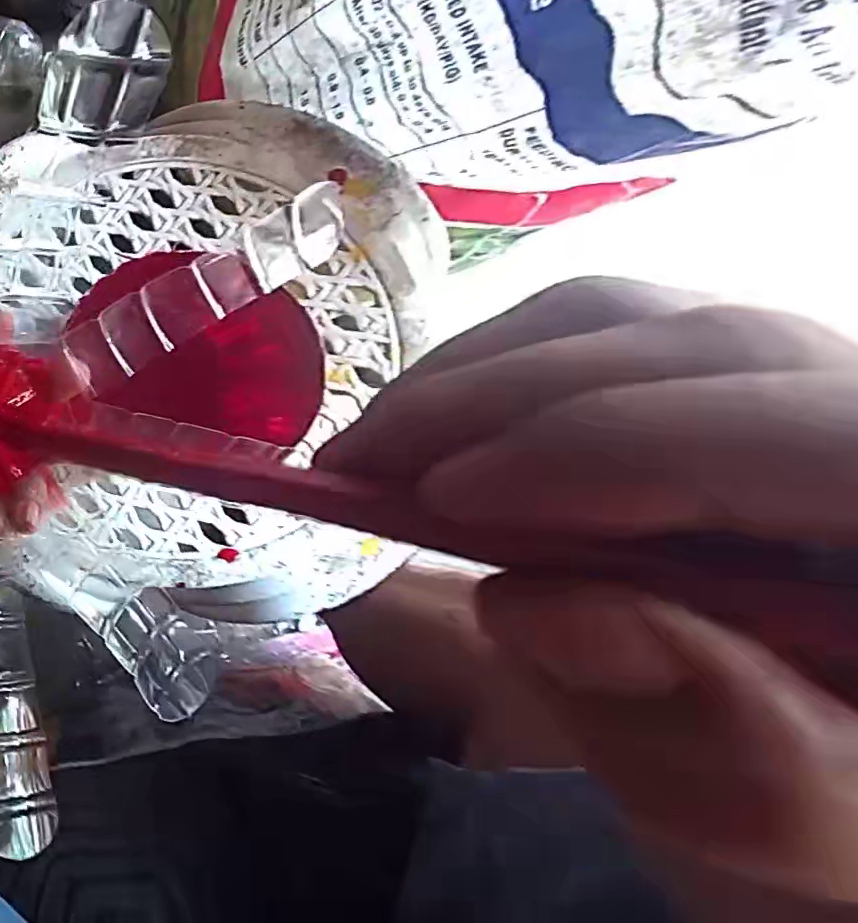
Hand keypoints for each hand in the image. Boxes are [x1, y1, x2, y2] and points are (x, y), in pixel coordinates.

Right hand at [317, 278, 857, 907]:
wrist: (800, 755)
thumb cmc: (818, 835)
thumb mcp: (786, 853)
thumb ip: (713, 762)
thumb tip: (547, 613)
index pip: (827, 443)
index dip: (616, 450)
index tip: (435, 500)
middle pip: (705, 349)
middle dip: (492, 403)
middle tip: (359, 468)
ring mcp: (798, 392)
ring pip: (625, 317)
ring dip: (465, 379)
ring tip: (374, 450)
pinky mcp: (700, 384)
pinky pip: (581, 330)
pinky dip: (476, 370)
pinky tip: (427, 434)